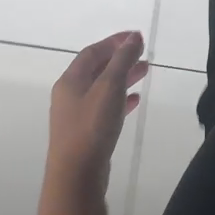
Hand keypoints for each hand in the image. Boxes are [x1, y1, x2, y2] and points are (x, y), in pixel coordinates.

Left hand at [47, 31, 147, 195]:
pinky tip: (136, 100)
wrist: (76, 177)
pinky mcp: (85, 133)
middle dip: (120, 58)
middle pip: (97, 68)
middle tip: (143, 53)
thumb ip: (122, 59)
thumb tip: (134, 37)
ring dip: (123, 77)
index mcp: (70, 81)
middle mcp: (69, 95)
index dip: (114, 41)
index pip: (92, 51)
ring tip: (145, 72)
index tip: (137, 37)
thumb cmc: (91, 126)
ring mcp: (75, 115)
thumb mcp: (110, 86)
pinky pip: (104, 107)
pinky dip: (120, 98)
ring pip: (102, 87)